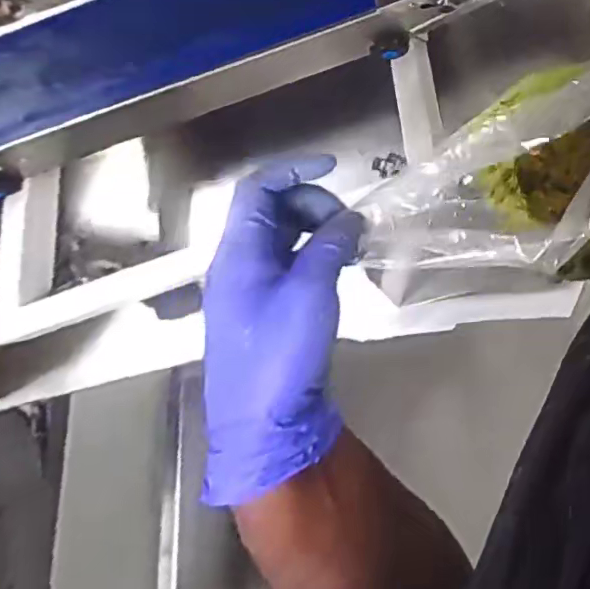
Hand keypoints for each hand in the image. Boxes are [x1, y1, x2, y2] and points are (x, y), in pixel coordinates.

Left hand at [201, 155, 365, 506]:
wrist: (261, 422)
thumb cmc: (279, 352)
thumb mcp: (311, 291)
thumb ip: (331, 245)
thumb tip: (352, 218)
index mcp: (237, 253)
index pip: (258, 190)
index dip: (294, 170)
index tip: (334, 166)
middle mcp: (238, 262)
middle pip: (272, 208)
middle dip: (314, 203)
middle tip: (349, 223)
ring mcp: (251, 285)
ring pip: (283, 234)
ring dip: (318, 226)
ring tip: (352, 242)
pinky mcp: (267, 304)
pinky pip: (290, 258)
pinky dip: (317, 249)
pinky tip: (342, 262)